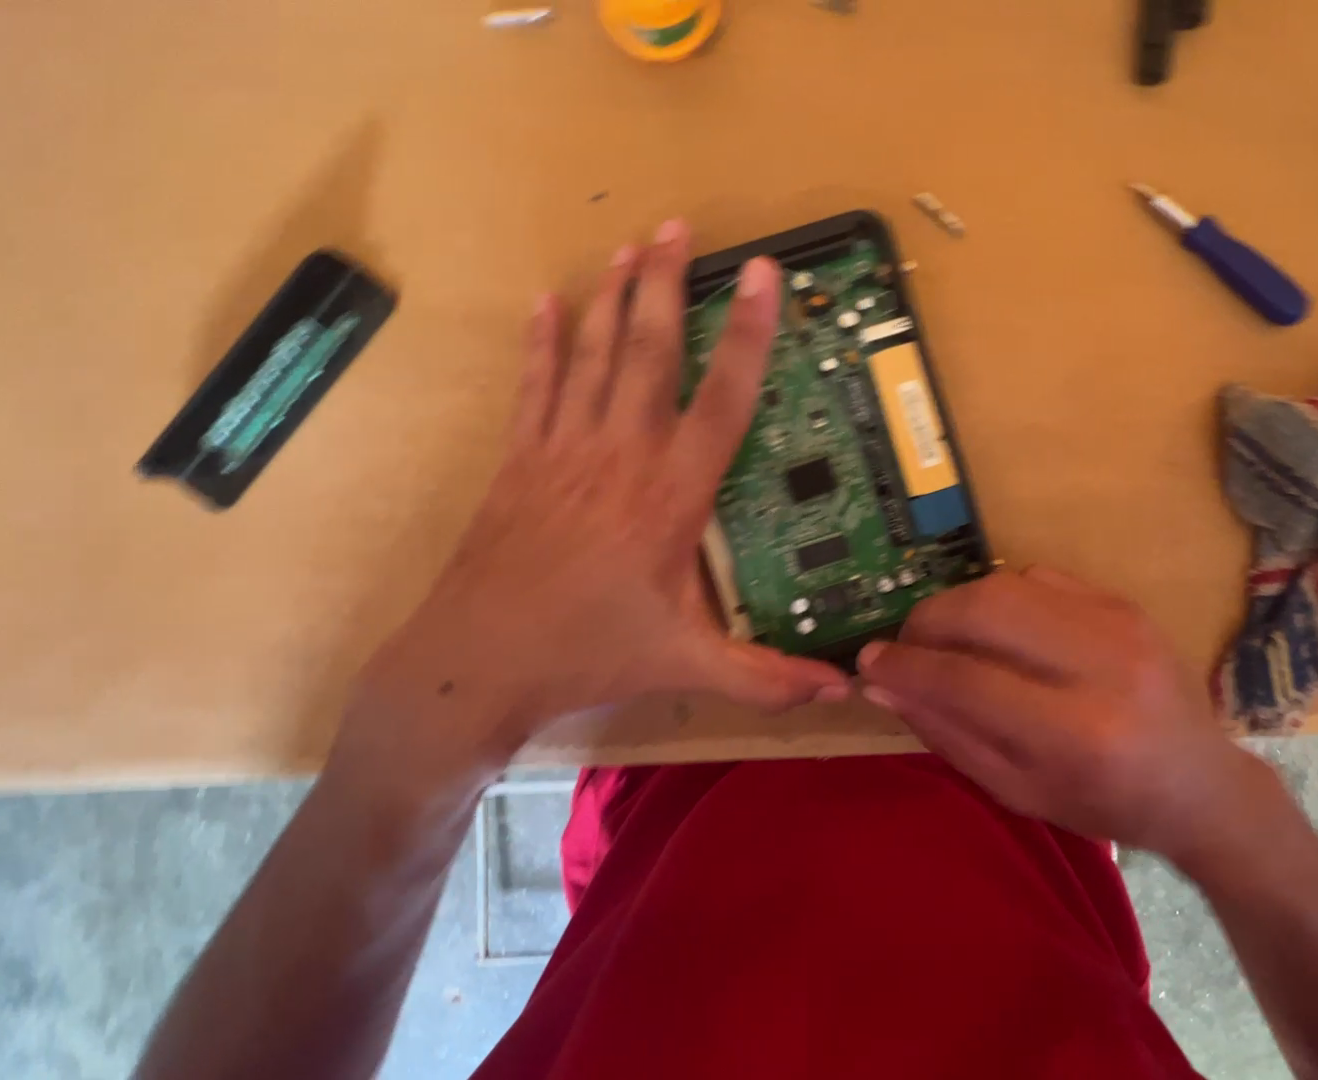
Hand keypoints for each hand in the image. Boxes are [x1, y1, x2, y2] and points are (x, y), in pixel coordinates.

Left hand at [339, 221, 848, 788]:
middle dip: (666, 284)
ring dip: (612, 296)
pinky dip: (542, 340)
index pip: (722, 400)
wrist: (474, 663)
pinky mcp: (520, 459)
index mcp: (670, 495)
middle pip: (649, 352)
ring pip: (592, 354)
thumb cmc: (587, 655)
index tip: (761, 274)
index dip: (748, 334)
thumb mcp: (686, 666)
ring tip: (629, 244)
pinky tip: (547, 300)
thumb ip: (766, 676)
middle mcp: (620, 455)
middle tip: (678, 225)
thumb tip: (842, 690)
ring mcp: (562, 450)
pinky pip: (535, 384)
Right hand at [855, 567, 1281, 862]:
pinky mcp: (1124, 603)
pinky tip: (994, 629)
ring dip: (958, 605)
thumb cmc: (1105, 805)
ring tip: (944, 638)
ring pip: (1006, 584)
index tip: (868, 662)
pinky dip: (999, 597)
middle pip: (984, 611)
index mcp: (1076, 735)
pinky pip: (1038, 577)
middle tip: (905, 646)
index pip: (966, 680)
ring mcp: (1119, 624)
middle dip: (926, 622)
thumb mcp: (1017, 790)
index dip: (906, 666)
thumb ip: (947, 733)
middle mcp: (1100, 666)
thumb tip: (884, 682)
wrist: (1199, 783)